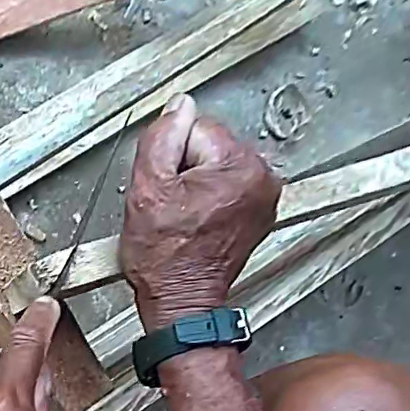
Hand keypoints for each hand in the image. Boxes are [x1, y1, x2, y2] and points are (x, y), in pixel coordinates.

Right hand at [119, 94, 281, 332]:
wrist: (180, 303)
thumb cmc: (165, 261)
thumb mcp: (146, 191)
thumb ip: (161, 137)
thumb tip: (177, 107)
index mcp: (240, 166)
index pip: (194, 129)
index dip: (170, 161)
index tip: (167, 195)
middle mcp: (262, 179)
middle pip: (208, 148)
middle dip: (185, 174)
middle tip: (174, 211)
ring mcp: (263, 200)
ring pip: (215, 169)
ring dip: (196, 190)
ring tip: (186, 222)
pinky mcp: (257, 216)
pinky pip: (225, 191)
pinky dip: (209, 204)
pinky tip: (198, 227)